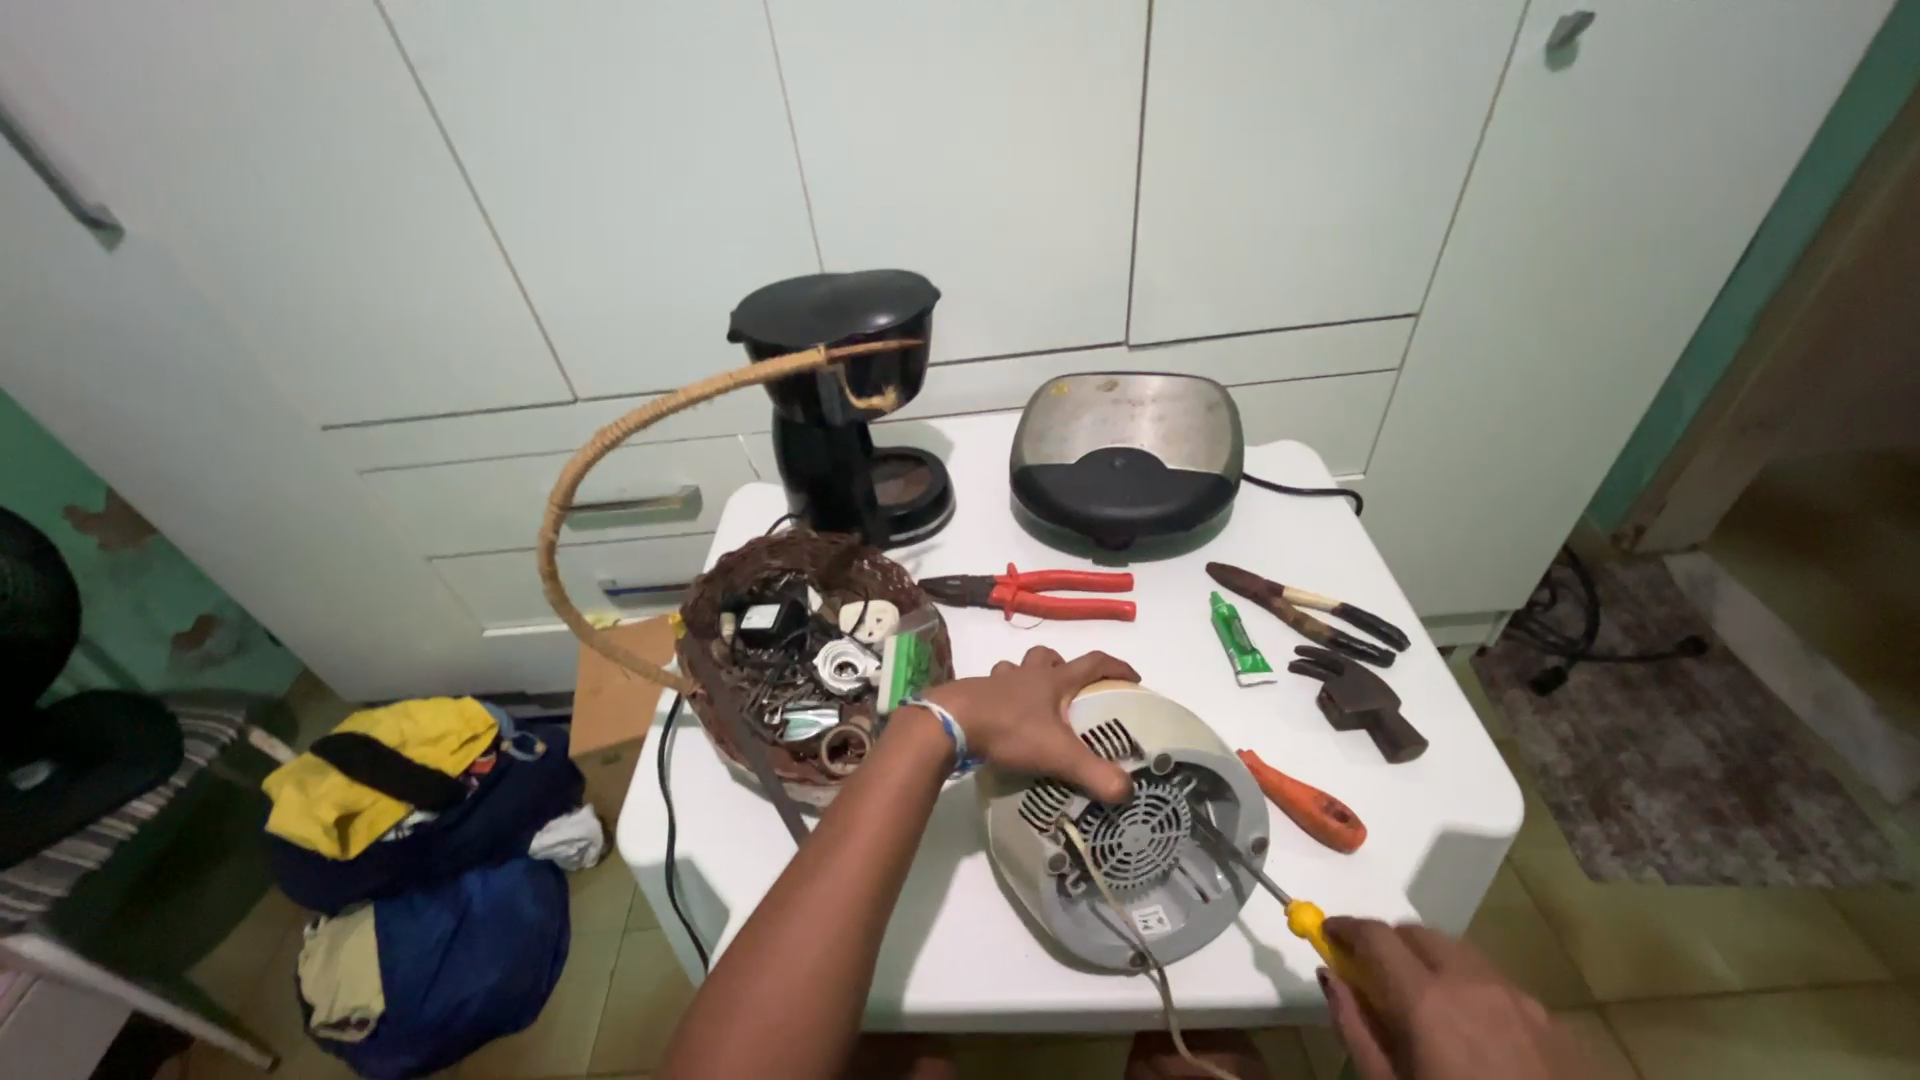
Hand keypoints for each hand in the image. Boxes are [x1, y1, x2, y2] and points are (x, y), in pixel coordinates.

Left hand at [923, 646, 1137, 802]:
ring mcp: (995, 682)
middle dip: (1062, 666)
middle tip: (1070, 690)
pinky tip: (1001, 720)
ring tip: (1033, 705)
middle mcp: (1025, 675)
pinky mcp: (973, 695)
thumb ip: (1094, 772)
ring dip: (1026, 678)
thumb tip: (1126, 790)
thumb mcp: (1057, 753)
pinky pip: (991, 688)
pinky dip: (1000, 699)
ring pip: (1015, 668)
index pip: (1093, 662)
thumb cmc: (1009, 729)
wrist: (951, 722)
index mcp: (1052, 681)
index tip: (1132, 677)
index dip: (1116, 667)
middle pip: (1047, 656)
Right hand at [1320, 918, 1598, 1079]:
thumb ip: (1354, 1028)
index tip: (1328, 934)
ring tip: (1431, 1008)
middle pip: (1418, 933)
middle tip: (1375, 974)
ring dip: (1434, 964)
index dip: (1345, 928)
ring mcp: (1522, 1000)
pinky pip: (1502, 988)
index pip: (1373, 935)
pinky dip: (1476, 994)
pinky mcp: (1558, 1024)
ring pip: (1463, 955)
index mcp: (1425, 1000)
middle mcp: (1473, 984)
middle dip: (1390, 943)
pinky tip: (1480, 1039)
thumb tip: (1331, 976)